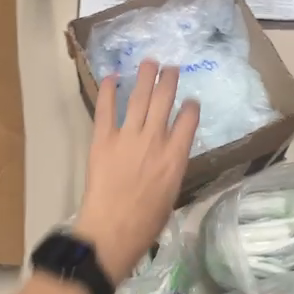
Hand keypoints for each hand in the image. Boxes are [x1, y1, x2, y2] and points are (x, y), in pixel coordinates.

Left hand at [73, 60, 197, 283]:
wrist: (112, 231)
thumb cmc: (146, 223)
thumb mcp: (172, 194)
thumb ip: (172, 168)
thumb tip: (169, 157)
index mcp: (176, 156)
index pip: (189, 119)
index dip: (191, 106)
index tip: (190, 101)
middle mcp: (155, 139)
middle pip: (164, 100)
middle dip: (169, 80)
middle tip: (170, 68)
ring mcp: (128, 137)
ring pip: (139, 98)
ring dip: (145, 77)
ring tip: (149, 62)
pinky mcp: (103, 139)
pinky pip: (106, 109)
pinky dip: (108, 91)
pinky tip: (111, 77)